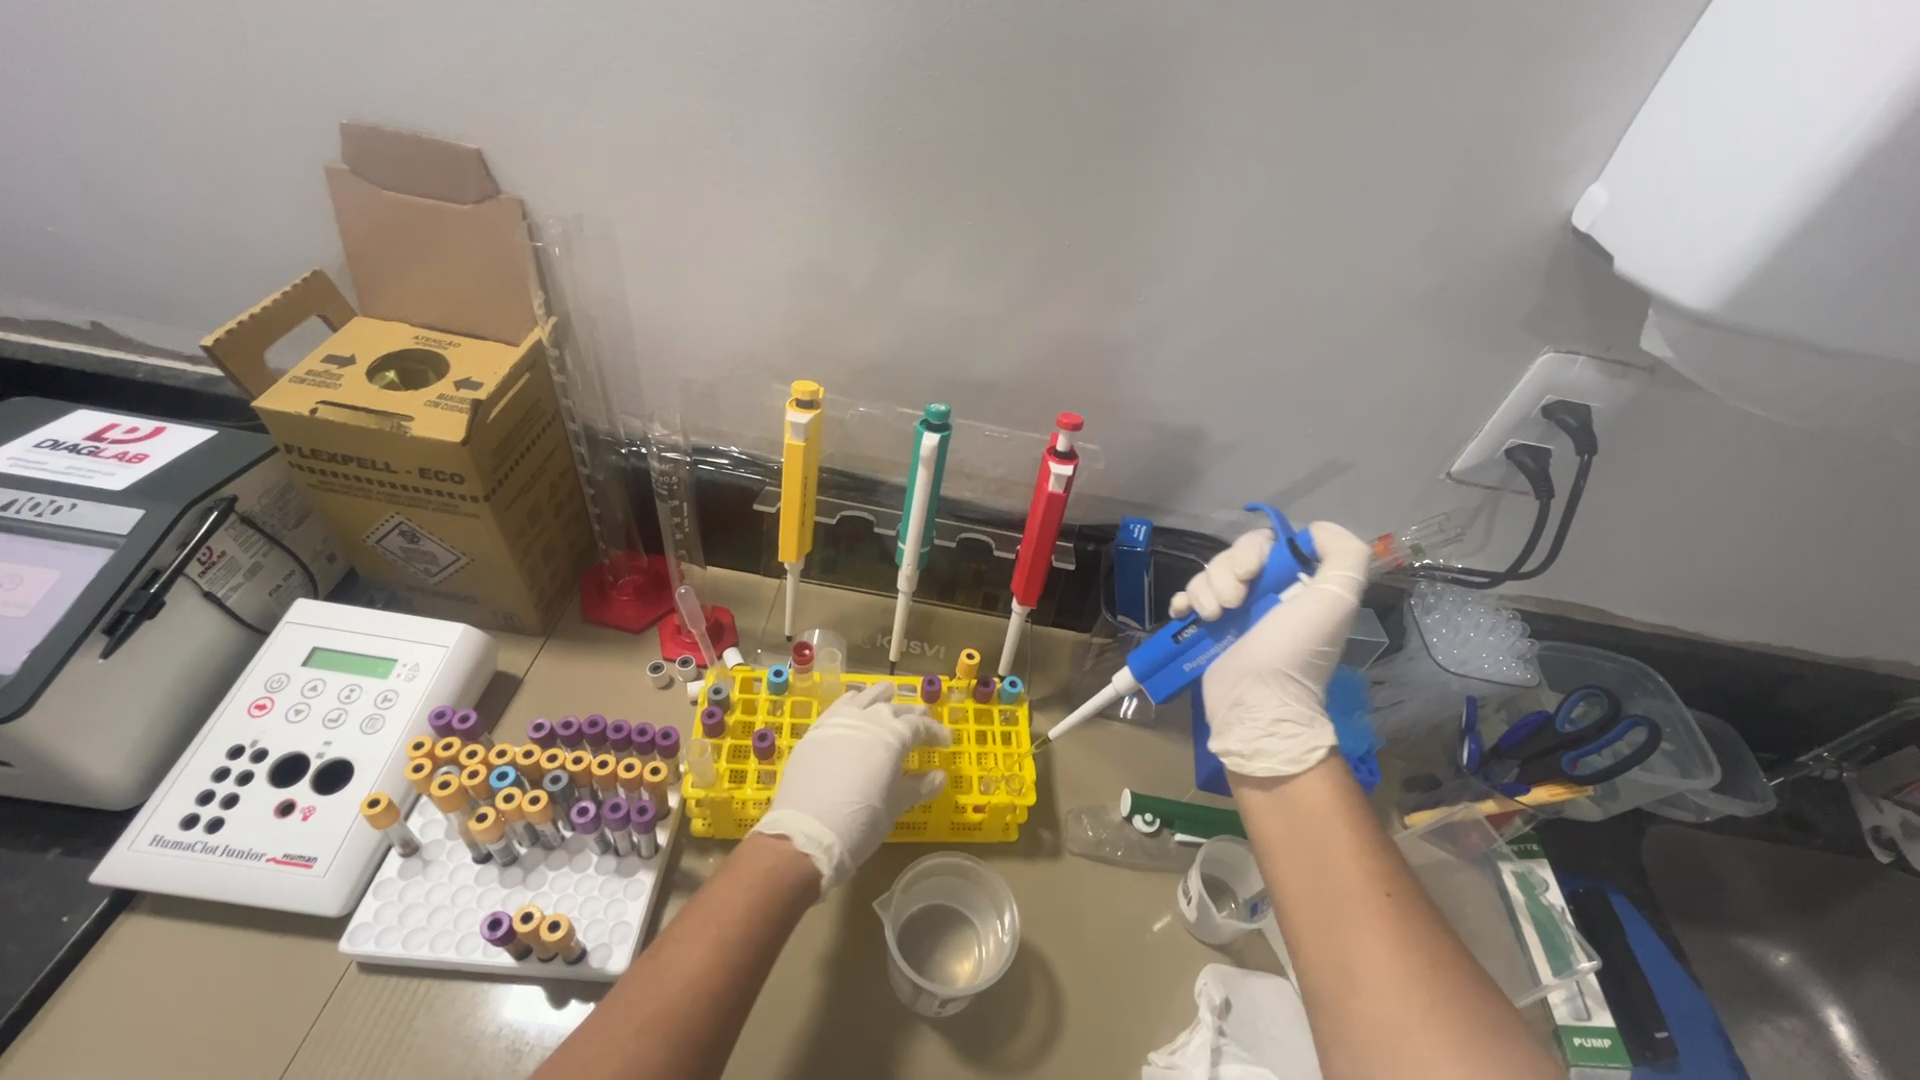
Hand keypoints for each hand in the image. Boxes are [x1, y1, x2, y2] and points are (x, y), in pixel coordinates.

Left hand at [750, 681, 949, 894]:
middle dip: (911, 714)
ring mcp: (838, 722)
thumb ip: (919, 786)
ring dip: (880, 697)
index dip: (935, 732)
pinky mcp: (816, 731)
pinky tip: (854, 708)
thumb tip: (939, 777)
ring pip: (864, 698)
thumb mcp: (896, 804)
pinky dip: (852, 703)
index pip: (921, 726)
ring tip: (888, 696)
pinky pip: (839, 707)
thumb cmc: (862, 820)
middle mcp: (867, 719)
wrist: (808, 833)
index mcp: (893, 735)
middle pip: (894, 708)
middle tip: (921, 721)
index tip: (945, 741)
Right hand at [1170, 521, 1371, 777]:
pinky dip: (1183, 602)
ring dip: (1204, 591)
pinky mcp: (1208, 632)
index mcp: (1296, 585)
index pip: (1265, 545)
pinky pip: (1187, 600)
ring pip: (1207, 576)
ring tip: (1214, 618)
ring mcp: (1234, 614)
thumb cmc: (1294, 651)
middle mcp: (1266, 596)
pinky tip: (1184, 614)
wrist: (1257, 703)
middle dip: (1225, 573)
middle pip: (1232, 558)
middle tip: (1234, 603)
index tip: (1251, 572)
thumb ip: (1343, 555)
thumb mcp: (1336, 600)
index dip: (1252, 552)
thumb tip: (1316, 529)